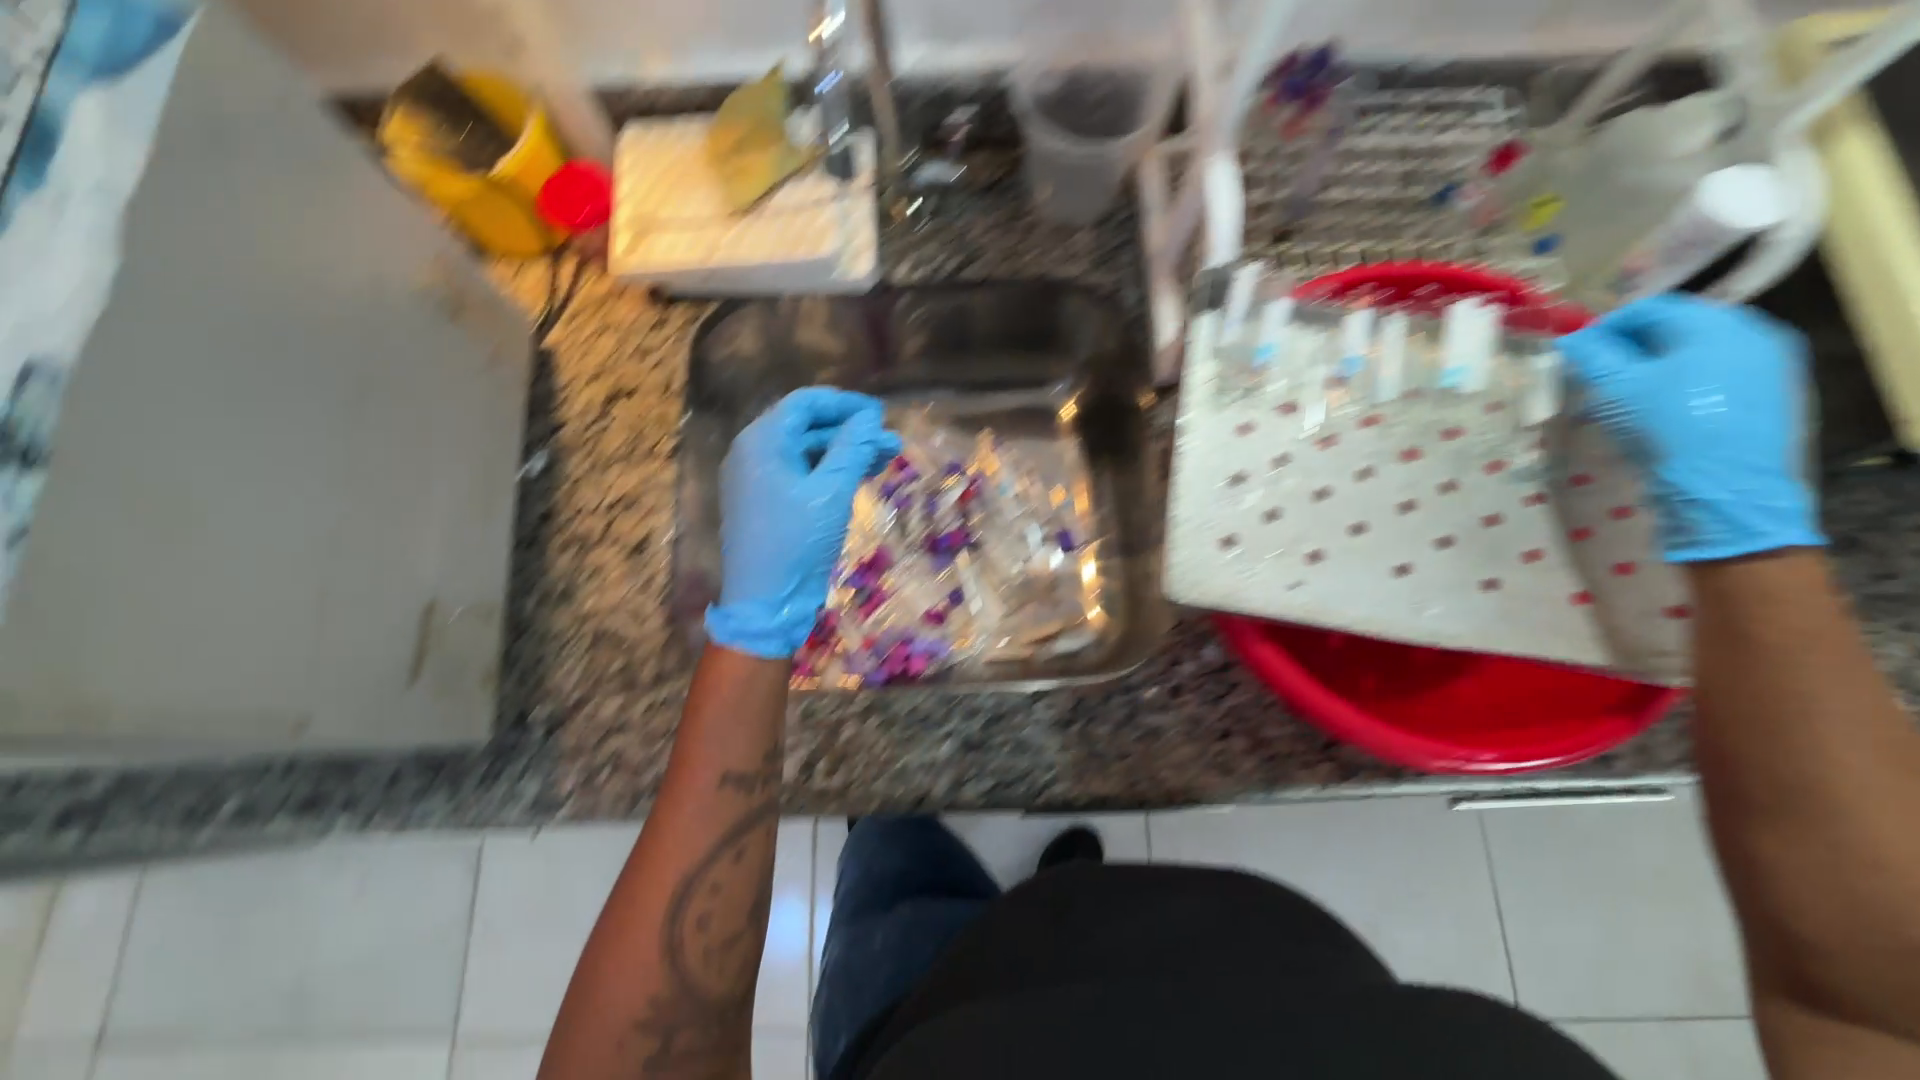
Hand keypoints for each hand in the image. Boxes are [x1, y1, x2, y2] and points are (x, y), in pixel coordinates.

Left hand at [705, 388, 901, 657]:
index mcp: (762, 442)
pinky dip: (830, 473)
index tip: (880, 415)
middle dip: (850, 431)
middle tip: (891, 442)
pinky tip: (860, 478)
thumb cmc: (797, 542)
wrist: (765, 604)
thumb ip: (852, 448)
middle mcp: (753, 453)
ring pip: (807, 453)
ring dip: (845, 453)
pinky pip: (800, 475)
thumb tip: (870, 418)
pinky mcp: (765, 504)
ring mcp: (757, 480)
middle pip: (806, 427)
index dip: (845, 404)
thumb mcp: (832, 492)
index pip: (805, 404)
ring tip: (886, 459)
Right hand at [1557, 293, 1822, 562]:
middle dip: (1637, 344)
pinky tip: (1668, 408)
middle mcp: (1754, 332)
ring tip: (1632, 391)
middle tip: (1603, 370)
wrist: (1728, 490)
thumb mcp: (1620, 390)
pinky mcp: (1775, 393)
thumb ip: (1593, 356)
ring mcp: (1772, 363)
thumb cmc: (1670, 429)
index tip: (1583, 349)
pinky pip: (1724, 372)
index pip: (1653, 307)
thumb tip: (1570, 339)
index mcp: (1716, 324)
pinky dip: (1690, 380)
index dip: (1610, 324)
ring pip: (1703, 350)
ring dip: (1662, 362)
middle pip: (1681, 326)